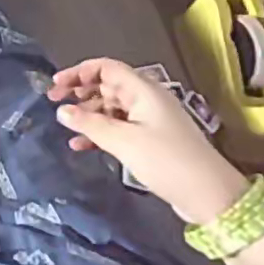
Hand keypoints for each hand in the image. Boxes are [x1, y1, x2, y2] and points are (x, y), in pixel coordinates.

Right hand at [47, 58, 248, 223]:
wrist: (209, 196)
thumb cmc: (167, 161)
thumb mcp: (124, 141)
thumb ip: (90, 124)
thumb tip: (61, 110)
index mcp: (144, 90)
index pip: (106, 68)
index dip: (79, 72)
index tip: (56, 84)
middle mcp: (146, 99)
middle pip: (107, 85)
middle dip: (79, 91)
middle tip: (54, 101)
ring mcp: (149, 119)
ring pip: (110, 107)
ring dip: (87, 114)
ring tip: (66, 125)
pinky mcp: (150, 139)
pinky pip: (118, 127)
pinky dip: (99, 132)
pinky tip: (81, 145)